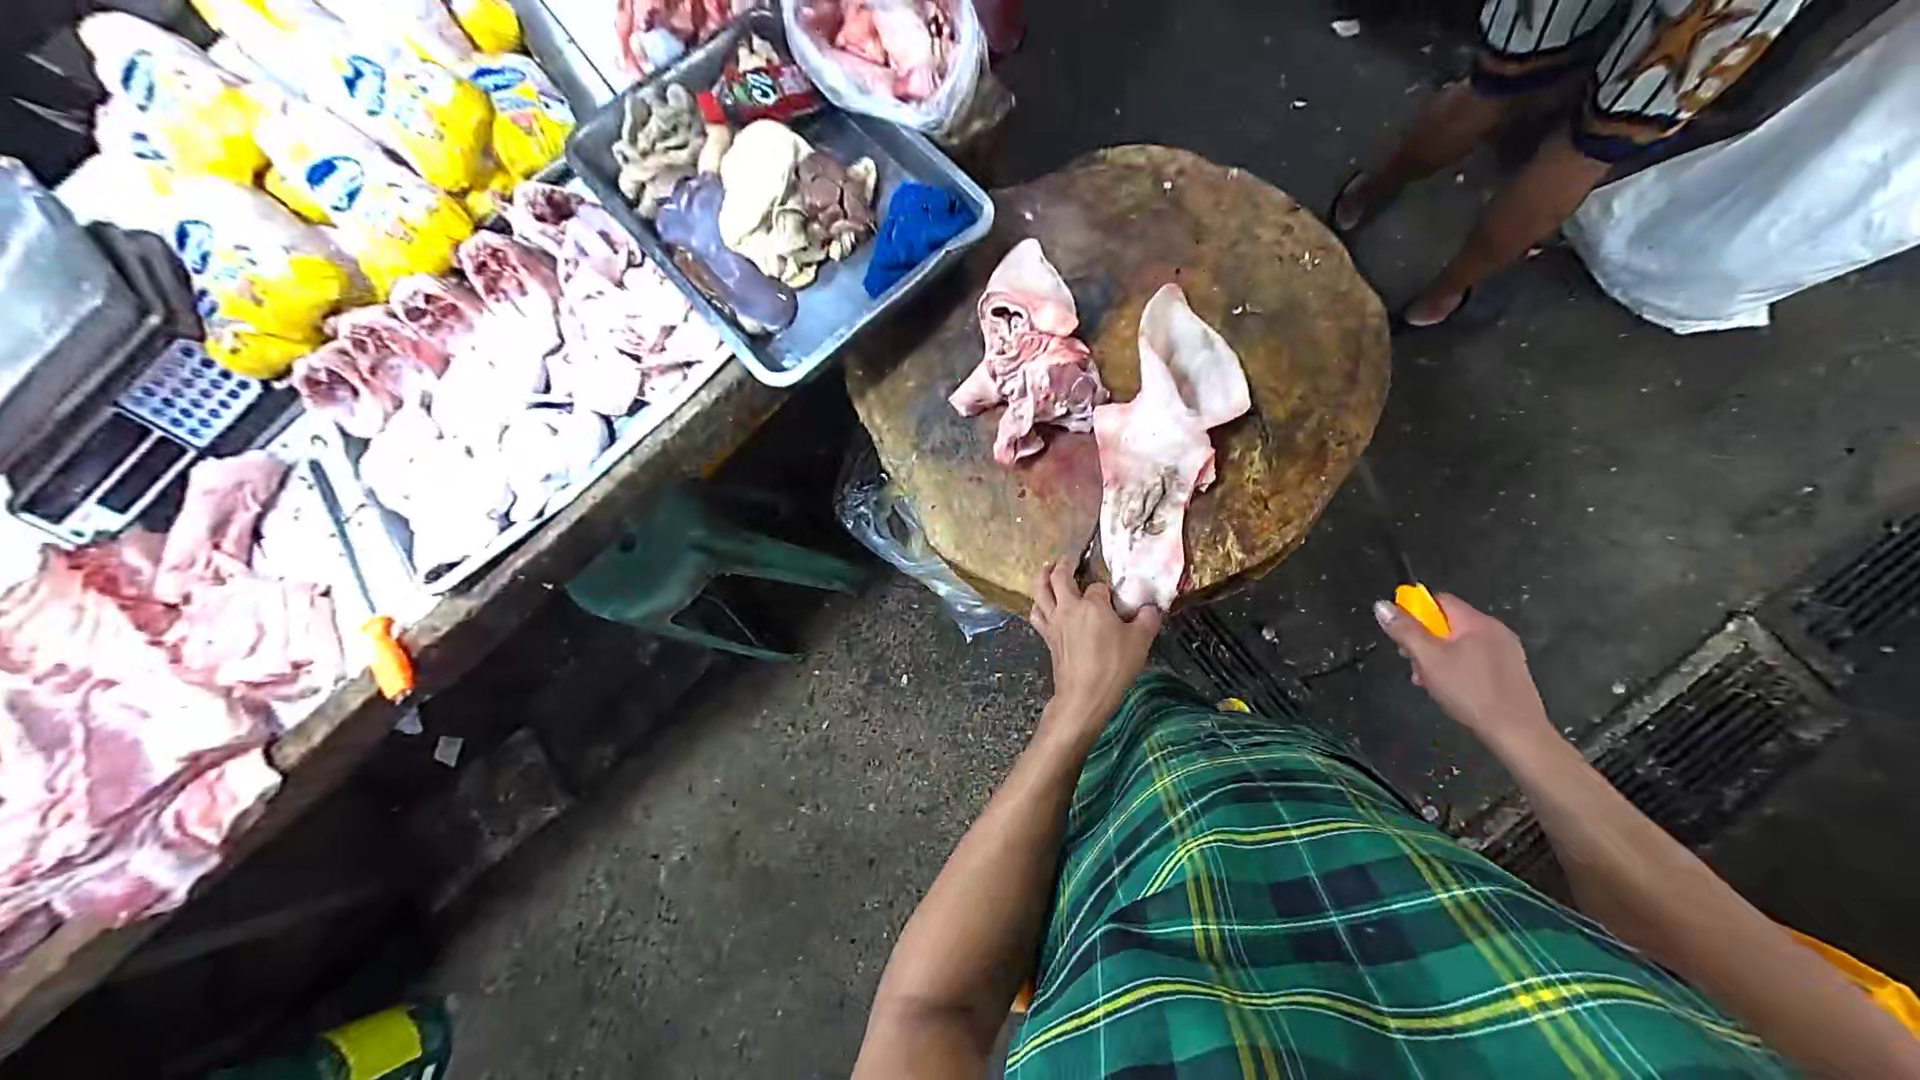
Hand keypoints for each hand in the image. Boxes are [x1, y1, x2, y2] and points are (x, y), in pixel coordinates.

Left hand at [1029, 558, 1161, 736]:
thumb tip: (1150, 609)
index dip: (1107, 591)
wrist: (1084, 695)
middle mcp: (1068, 608)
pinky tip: (1041, 604)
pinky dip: (1038, 604)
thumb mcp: (1140, 642)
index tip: (1114, 598)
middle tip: (1068, 559)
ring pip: (1040, 591)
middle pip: (1059, 577)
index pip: (1099, 588)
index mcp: (1092, 605)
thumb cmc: (1113, 667)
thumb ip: (1147, 620)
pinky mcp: (1046, 636)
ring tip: (1046, 570)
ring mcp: (1054, 622)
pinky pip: (1037, 613)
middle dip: (1064, 565)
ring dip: (1042, 578)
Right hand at [1374, 593, 1556, 752]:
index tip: (1402, 633)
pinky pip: (1474, 658)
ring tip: (1429, 679)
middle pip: (1448, 623)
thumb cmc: (1469, 692)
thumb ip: (1404, 630)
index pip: (1439, 600)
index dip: (1415, 612)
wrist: (1515, 732)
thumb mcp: (1427, 659)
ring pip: (1459, 643)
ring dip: (1437, 656)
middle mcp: (1495, 631)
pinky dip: (1456, 667)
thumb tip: (1383, 606)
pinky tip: (1449, 687)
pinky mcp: (1510, 671)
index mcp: (1477, 623)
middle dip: (1424, 639)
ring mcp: (1506, 651)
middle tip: (1413, 661)